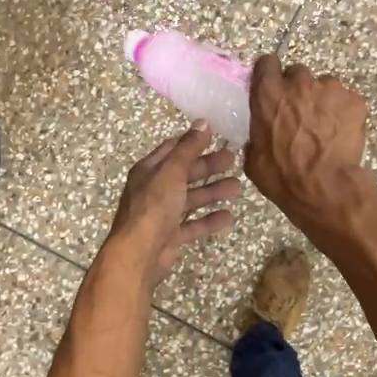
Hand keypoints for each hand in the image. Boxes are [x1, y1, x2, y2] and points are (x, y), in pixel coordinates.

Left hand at [106, 122, 240, 289]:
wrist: (139, 253)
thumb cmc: (153, 207)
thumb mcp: (171, 172)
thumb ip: (188, 149)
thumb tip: (203, 122)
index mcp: (148, 171)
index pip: (172, 150)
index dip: (192, 142)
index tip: (215, 136)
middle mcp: (153, 190)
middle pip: (184, 174)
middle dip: (208, 167)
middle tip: (233, 160)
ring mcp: (162, 214)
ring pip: (191, 199)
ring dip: (213, 192)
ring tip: (237, 189)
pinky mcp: (170, 236)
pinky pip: (193, 225)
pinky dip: (209, 220)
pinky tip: (228, 217)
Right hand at [244, 55, 368, 229]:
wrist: (325, 188)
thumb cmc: (282, 176)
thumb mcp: (254, 158)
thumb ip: (257, 134)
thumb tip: (260, 134)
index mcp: (269, 94)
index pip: (267, 63)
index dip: (269, 74)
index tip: (272, 87)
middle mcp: (299, 83)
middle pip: (298, 73)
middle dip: (297, 89)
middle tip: (299, 115)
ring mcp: (331, 89)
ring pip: (325, 87)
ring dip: (322, 102)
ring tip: (323, 129)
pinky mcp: (355, 100)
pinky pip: (346, 101)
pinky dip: (343, 113)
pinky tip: (340, 135)